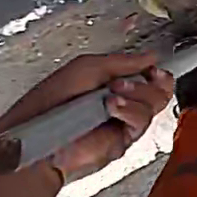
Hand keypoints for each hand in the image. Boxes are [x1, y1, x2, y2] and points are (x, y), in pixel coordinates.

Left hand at [0, 53, 172, 181]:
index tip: (153, 68)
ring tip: (112, 94)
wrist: (35, 139)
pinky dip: (130, 110)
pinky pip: (142, 120)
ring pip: (156, 103)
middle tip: (139, 78)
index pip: (151, 76)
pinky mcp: (124, 140)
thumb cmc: (47, 105)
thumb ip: (121, 61)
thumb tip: (151, 57)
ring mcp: (125, 122)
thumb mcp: (85, 68)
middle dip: (153, 80)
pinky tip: (112, 107)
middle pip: (161, 89)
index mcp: (114, 85)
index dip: (158, 71)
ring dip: (137, 93)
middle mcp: (123, 103)